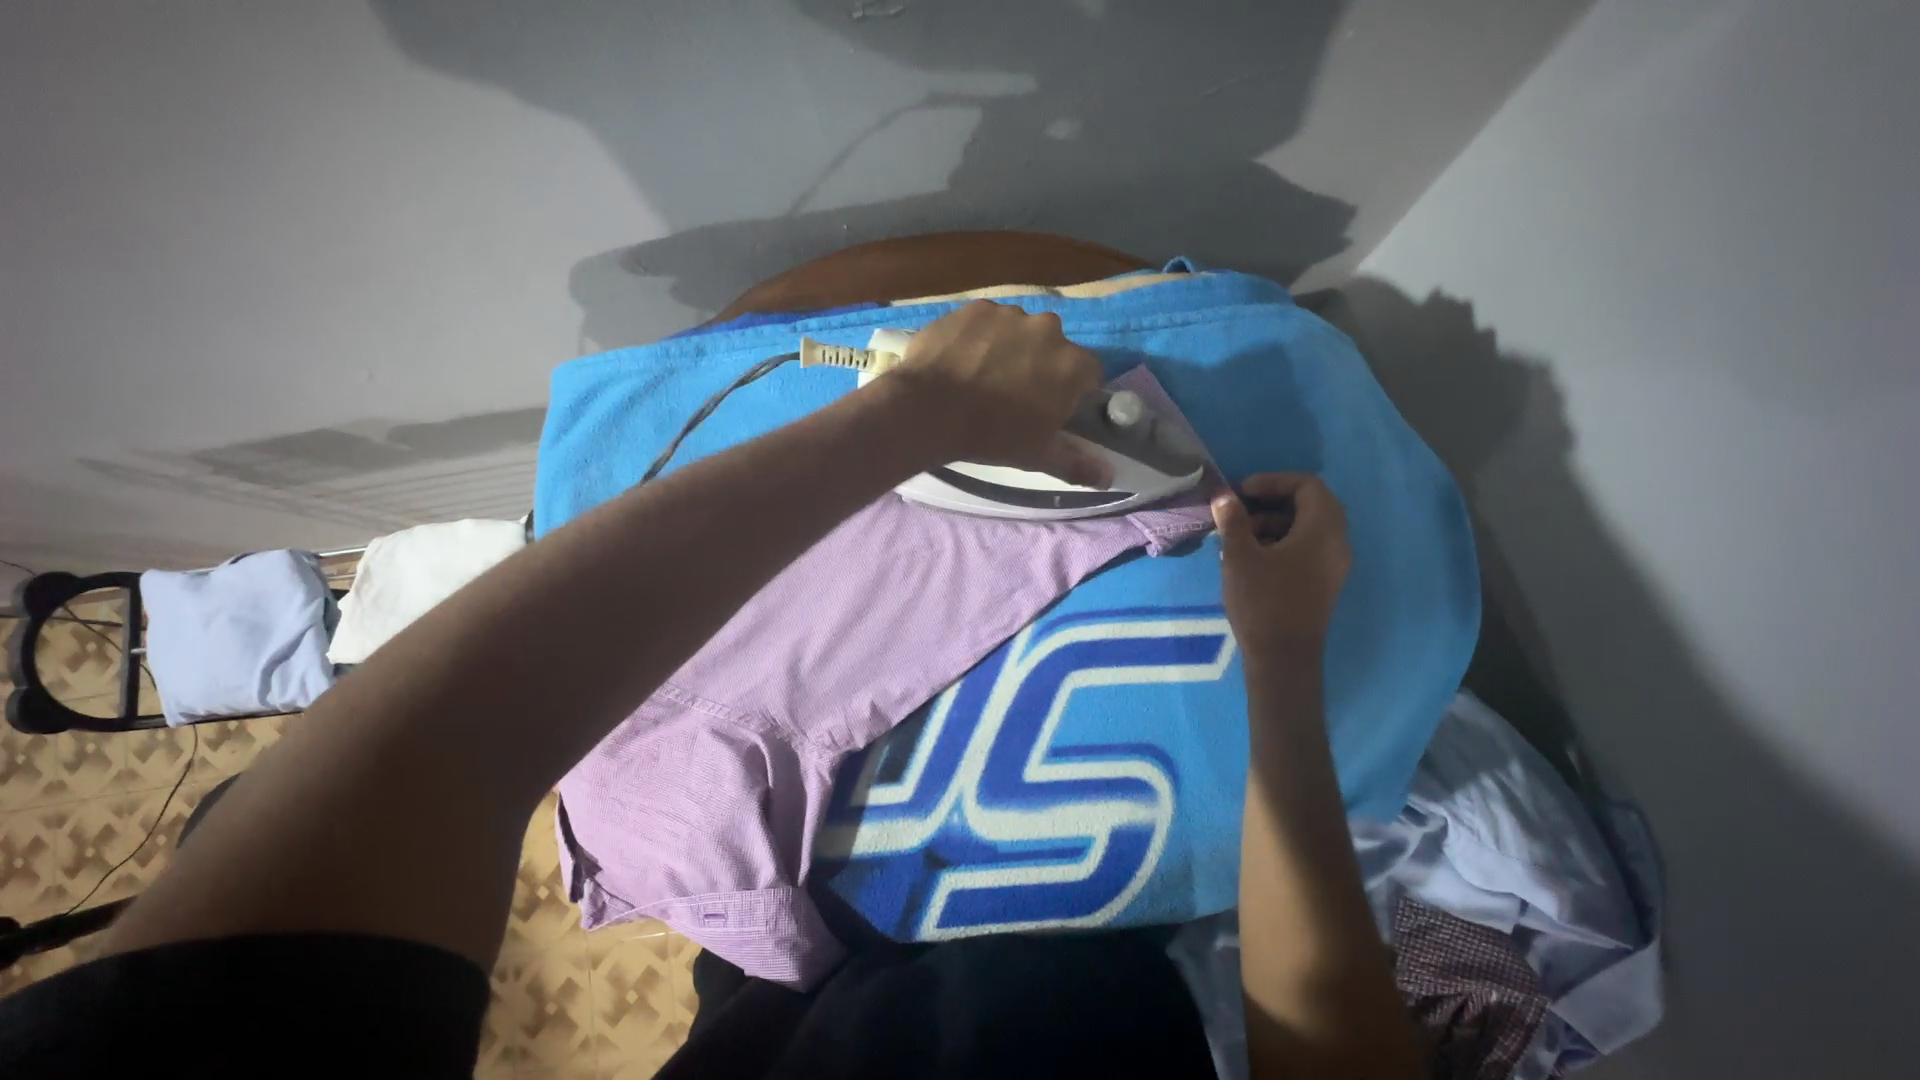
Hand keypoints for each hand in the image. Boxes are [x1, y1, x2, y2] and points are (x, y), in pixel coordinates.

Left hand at [888, 300, 1109, 486]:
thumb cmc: (991, 435)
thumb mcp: (1037, 455)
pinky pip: (986, 322)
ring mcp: (1009, 314)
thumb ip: (1077, 463)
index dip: (1073, 391)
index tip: (1052, 408)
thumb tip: (1109, 477)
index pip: (1089, 373)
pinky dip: (979, 338)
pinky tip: (961, 361)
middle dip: (1041, 366)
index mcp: (1072, 365)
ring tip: (982, 377)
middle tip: (1014, 395)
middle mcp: (1048, 329)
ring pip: (1019, 332)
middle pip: (1054, 348)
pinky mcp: (974, 308)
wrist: (928, 409)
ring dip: (1009, 349)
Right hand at [1213, 473, 1351, 661]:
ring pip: (1309, 527)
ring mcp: (1334, 565)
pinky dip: (1283, 542)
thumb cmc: (1262, 602)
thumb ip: (1233, 521)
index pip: (1308, 485)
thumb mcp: (1239, 557)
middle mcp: (1337, 543)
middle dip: (1273, 501)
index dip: (1273, 481)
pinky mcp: (1324, 582)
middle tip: (1240, 509)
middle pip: (1311, 504)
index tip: (1242, 492)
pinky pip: (1308, 548)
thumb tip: (1224, 496)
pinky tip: (1253, 557)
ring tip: (1239, 535)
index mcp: (1323, 530)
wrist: (1283, 658)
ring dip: (1275, 522)